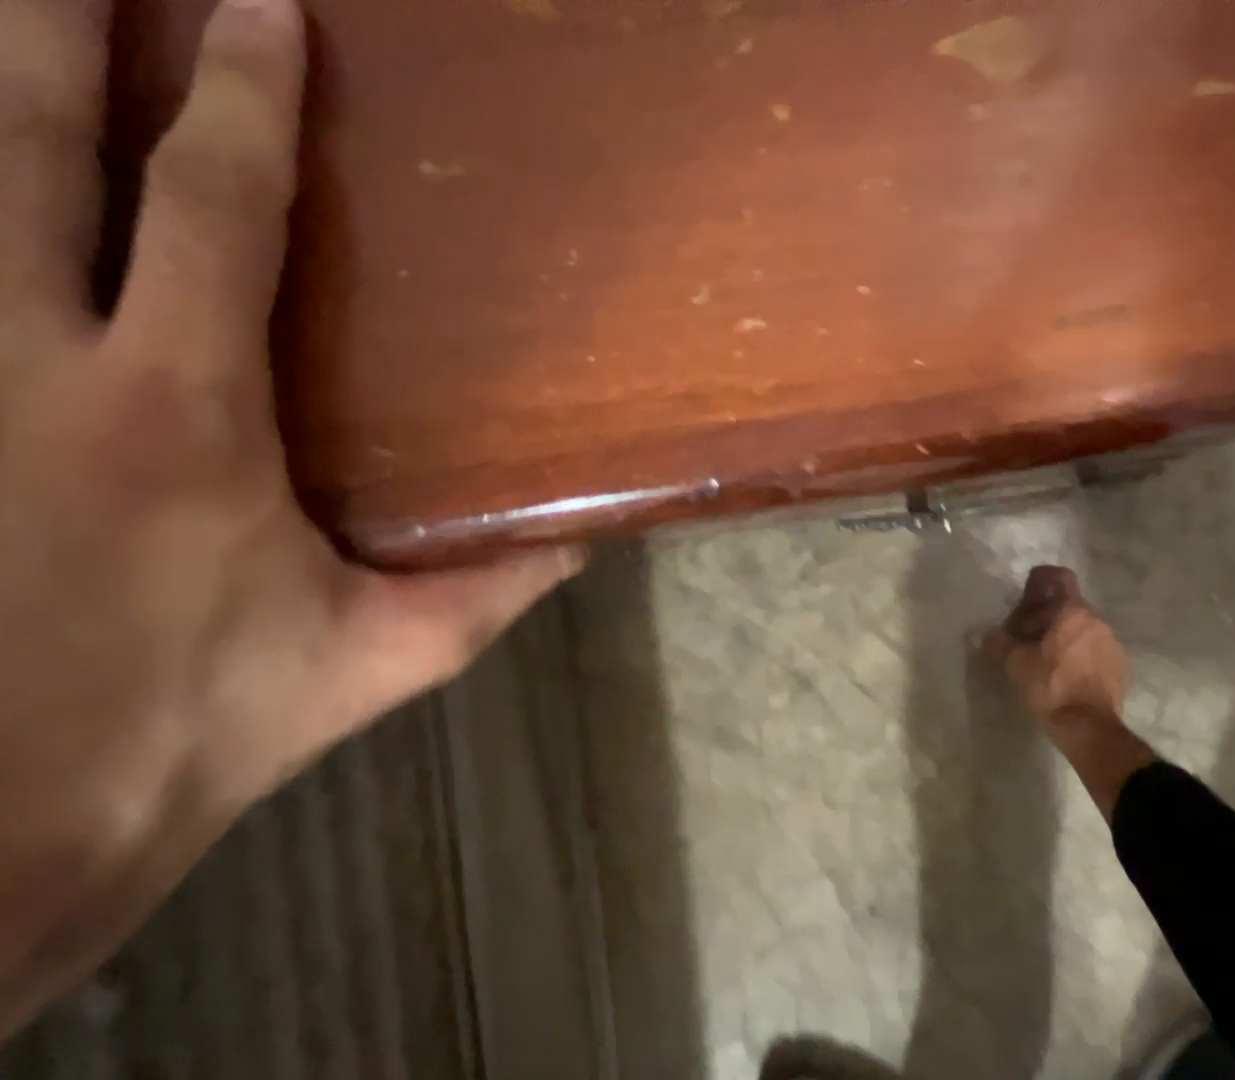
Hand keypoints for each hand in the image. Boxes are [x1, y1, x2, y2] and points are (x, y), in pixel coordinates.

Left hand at [0, 0, 580, 1034]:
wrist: (12, 819)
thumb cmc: (216, 722)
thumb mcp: (394, 653)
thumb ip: (502, 586)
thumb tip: (598, 530)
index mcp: (181, 413)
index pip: (212, 210)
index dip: (243, 100)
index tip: (263, 10)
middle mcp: (32, 366)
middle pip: (23, 148)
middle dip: (53, 32)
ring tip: (19, 26)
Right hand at [988, 566, 1154, 820]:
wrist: (1090, 728)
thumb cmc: (1051, 688)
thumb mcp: (1017, 664)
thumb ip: (999, 643)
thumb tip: (982, 632)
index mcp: (1072, 612)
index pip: (1059, 577)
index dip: (1041, 579)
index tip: (1027, 592)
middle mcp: (1097, 621)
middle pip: (1070, 605)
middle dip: (1047, 615)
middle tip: (1027, 634)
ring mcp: (1112, 643)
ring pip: (1084, 628)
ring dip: (1065, 635)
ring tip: (1046, 656)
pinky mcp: (1120, 666)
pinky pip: (1096, 649)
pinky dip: (1080, 654)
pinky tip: (1066, 674)